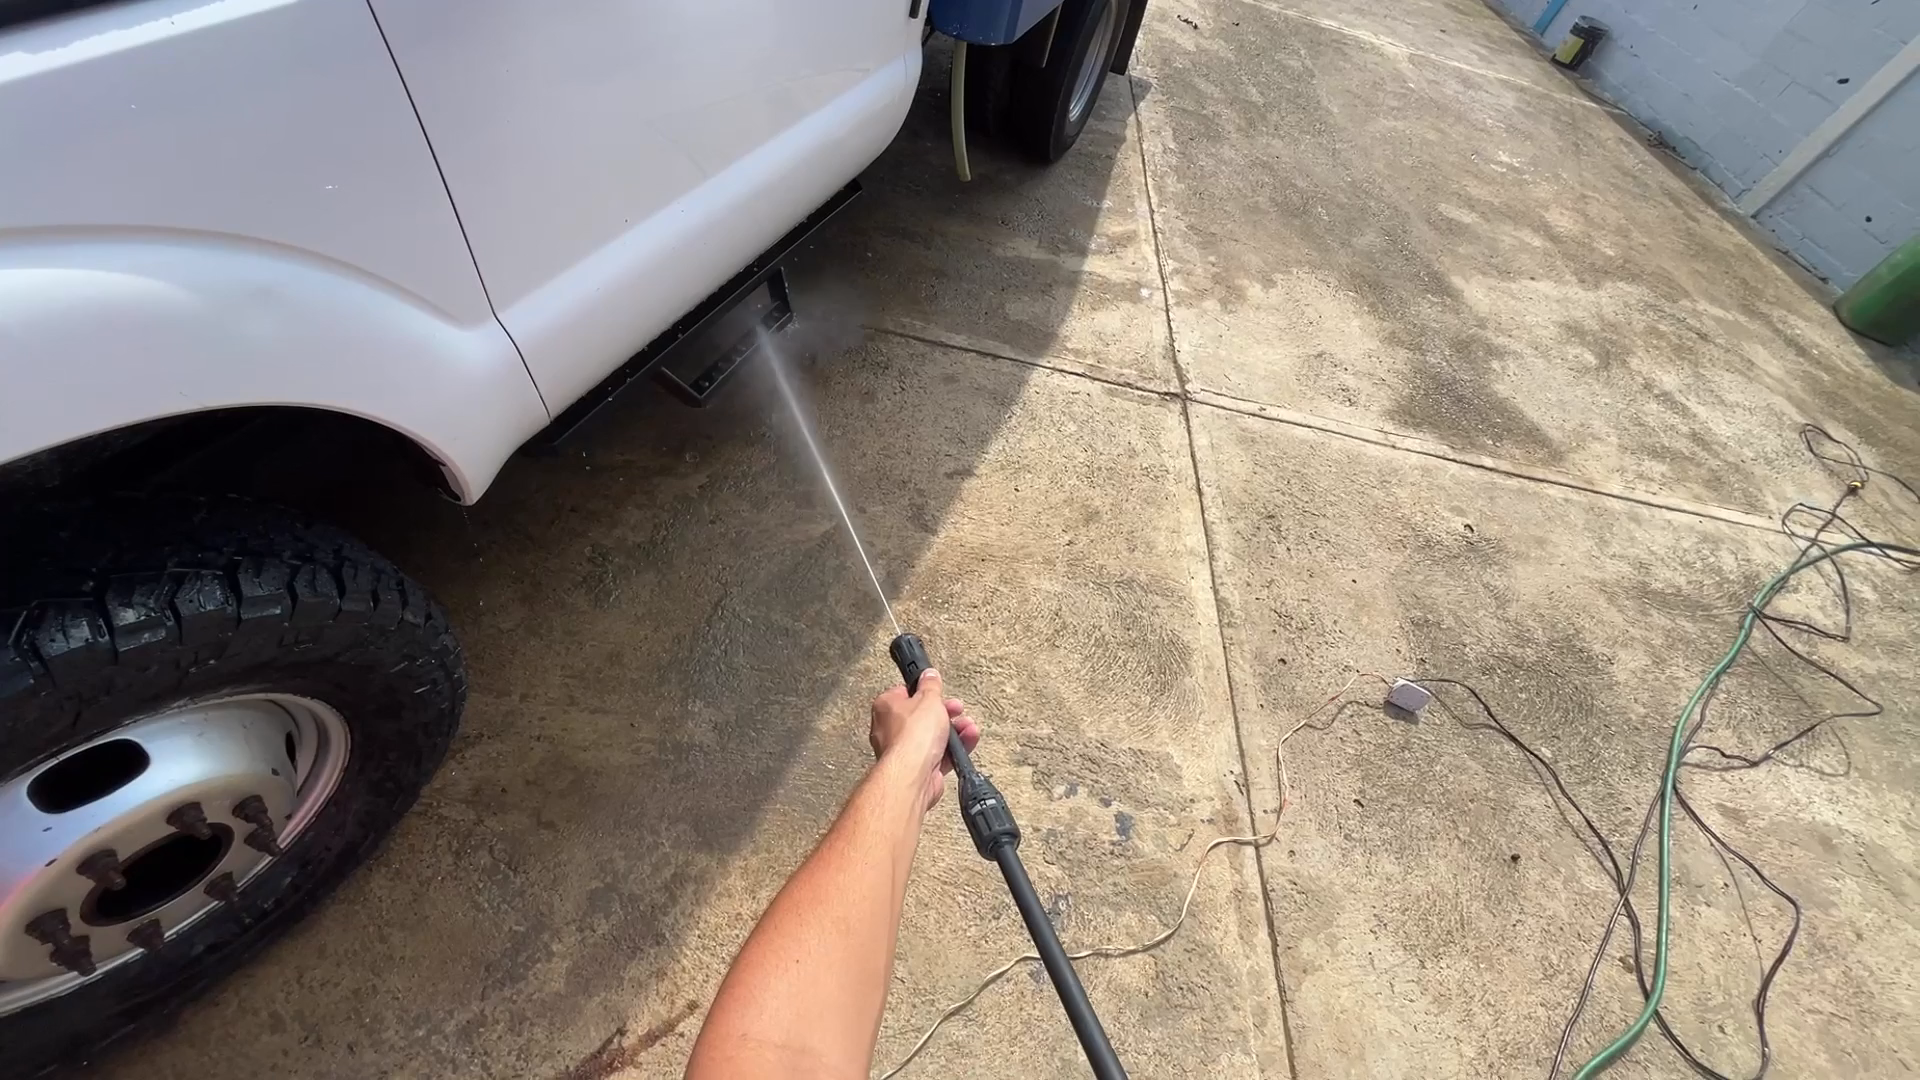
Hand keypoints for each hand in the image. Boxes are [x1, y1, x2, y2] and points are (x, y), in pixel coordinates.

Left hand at [869, 669, 980, 811]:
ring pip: (933, 736)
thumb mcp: (929, 698)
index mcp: (886, 707)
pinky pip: (940, 754)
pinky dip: (955, 749)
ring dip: (954, 730)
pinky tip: (967, 741)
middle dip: (945, 712)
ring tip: (968, 726)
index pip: (906, 692)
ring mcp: (905, 750)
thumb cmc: (912, 736)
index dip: (925, 691)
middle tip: (956, 709)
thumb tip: (930, 675)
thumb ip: (931, 685)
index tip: (938, 691)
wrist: (914, 774)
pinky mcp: (918, 767)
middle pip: (923, 715)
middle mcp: (891, 729)